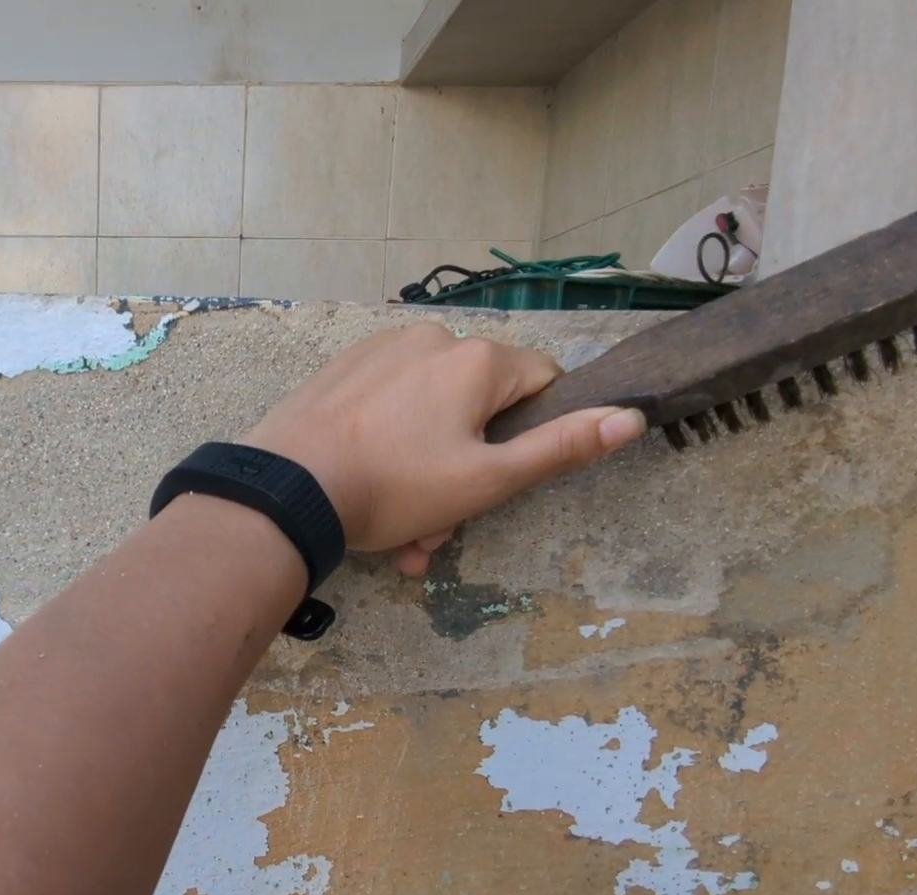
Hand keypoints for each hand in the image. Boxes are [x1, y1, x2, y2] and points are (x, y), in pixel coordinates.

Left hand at [241, 323, 646, 574]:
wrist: (286, 490)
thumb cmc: (392, 486)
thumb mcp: (485, 480)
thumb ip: (559, 448)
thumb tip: (630, 417)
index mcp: (474, 359)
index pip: (539, 381)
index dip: (529, 434)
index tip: (498, 478)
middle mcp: (428, 339)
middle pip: (473, 408)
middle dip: (463, 473)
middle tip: (434, 532)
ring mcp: (376, 352)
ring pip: (425, 416)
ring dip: (422, 474)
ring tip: (397, 533)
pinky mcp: (338, 372)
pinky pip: (383, 409)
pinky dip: (385, 449)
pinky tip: (363, 495)